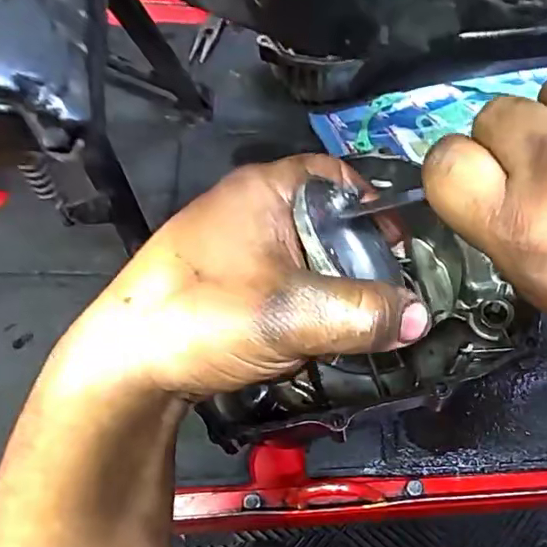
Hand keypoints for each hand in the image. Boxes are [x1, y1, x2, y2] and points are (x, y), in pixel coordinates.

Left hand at [49, 156, 429, 400]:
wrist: (123, 371)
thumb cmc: (203, 318)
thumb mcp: (295, 315)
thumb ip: (365, 314)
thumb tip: (422, 318)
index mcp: (264, 191)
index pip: (338, 175)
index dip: (376, 206)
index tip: (400, 247)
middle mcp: (249, 208)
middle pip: (328, 220)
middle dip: (361, 256)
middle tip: (387, 292)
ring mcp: (235, 247)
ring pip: (308, 255)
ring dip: (336, 284)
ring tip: (359, 317)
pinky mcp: (227, 281)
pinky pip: (287, 280)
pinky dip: (311, 301)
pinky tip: (320, 331)